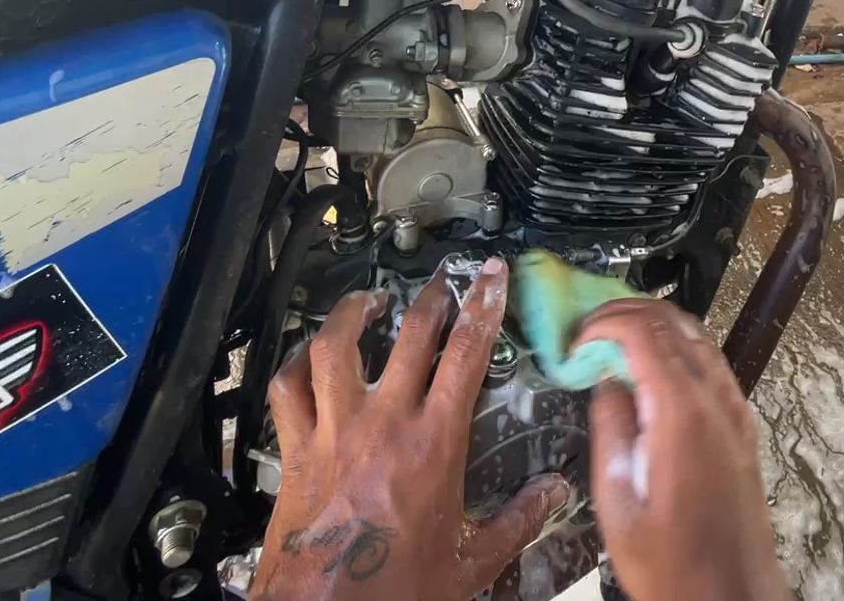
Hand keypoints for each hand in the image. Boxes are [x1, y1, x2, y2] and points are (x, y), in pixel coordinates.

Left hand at [252, 256, 569, 599]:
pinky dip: (295, 365)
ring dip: (353, 313)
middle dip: (432, 296)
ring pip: (335, 348)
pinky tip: (309, 355)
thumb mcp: (470, 565)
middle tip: (443, 280)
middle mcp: (384, 422)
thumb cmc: (396, 593)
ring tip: (370, 299)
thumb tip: (556, 492)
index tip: (490, 275)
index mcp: (433, 442)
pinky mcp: (295, 450)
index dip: (483, 305)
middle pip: (410, 334)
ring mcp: (334, 430)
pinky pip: (286, 391)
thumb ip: (517, 522)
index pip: (466, 353)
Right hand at [575, 298, 789, 600]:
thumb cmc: (671, 561)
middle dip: (626, 312)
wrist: (734, 596)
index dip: (604, 322)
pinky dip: (679, 345)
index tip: (577, 340)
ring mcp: (735, 404)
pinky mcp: (743, 419)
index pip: (643, 331)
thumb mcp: (619, 502)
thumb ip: (610, 428)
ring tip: (615, 340)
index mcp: (681, 409)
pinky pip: (711, 359)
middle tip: (590, 330)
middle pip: (672, 321)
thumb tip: (605, 379)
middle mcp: (715, 394)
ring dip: (654, 324)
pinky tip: (654, 368)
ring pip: (695, 333)